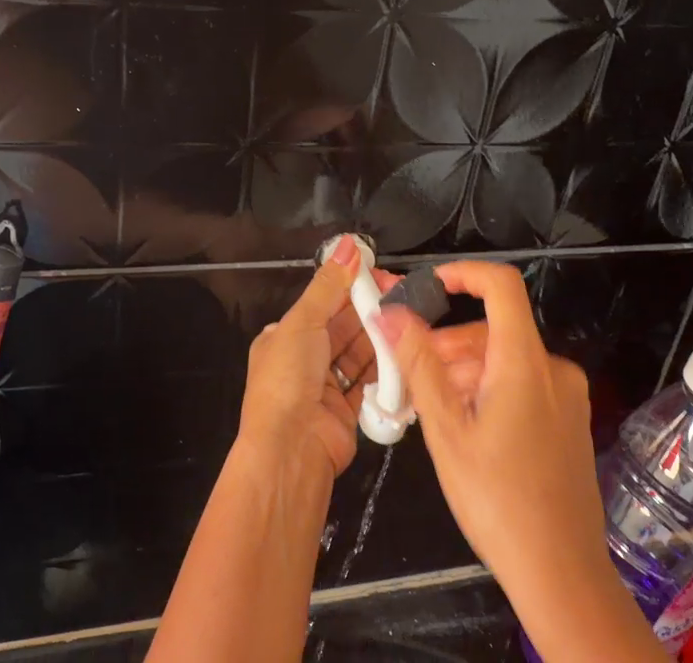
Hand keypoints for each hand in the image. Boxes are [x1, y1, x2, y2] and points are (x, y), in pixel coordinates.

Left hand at [236, 235, 399, 476]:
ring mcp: (324, 387)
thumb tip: (348, 244)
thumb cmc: (289, 377)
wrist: (291, 448)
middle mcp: (303, 360)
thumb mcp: (303, 322)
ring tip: (409, 320)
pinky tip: (403, 352)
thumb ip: (329, 286)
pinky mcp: (346, 410)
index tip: (381, 275)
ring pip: (358, 353)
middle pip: (343, 327)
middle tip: (405, 294)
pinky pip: (367, 382)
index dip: (350, 288)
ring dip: (380, 338)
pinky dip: (384, 369)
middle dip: (370, 311)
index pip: (322, 304)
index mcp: (283, 337)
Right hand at [378, 260, 664, 660]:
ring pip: (504, 361)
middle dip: (447, 345)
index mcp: (525, 362)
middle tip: (408, 379)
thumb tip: (388, 312)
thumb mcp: (446, 430)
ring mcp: (567, 396)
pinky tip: (464, 429)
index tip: (425, 288)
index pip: (501, 285)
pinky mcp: (570, 419)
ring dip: (464, 373)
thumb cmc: (496, 499)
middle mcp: (553, 368)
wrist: (560, 571)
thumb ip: (418, 364)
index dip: (462, 274)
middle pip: (493, 331)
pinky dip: (488, 391)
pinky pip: (522, 385)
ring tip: (430, 412)